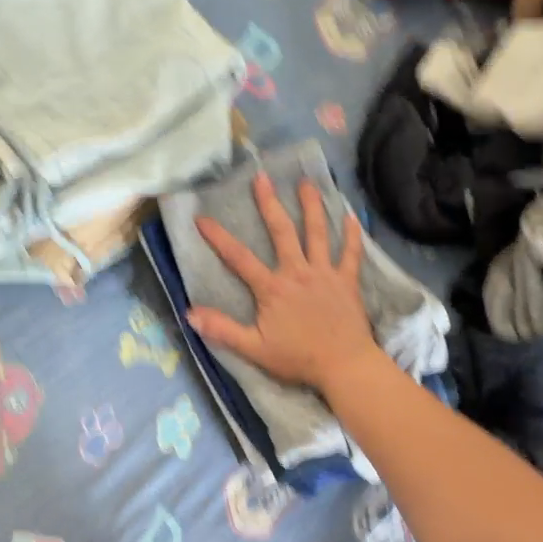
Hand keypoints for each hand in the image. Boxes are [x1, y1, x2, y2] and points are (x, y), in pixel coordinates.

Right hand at [189, 172, 388, 394]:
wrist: (342, 364)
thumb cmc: (297, 359)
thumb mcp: (254, 349)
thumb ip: (223, 330)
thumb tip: (191, 314)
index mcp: (272, 289)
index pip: (239, 258)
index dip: (218, 238)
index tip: (202, 218)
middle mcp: (297, 272)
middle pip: (282, 231)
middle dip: (269, 203)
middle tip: (262, 177)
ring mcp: (325, 274)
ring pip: (317, 233)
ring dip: (312, 206)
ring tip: (307, 183)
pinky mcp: (347, 282)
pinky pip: (351, 253)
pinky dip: (351, 235)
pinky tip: (351, 217)